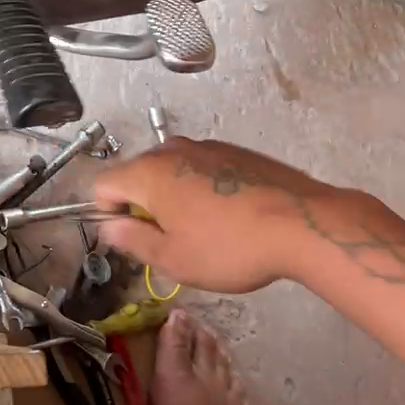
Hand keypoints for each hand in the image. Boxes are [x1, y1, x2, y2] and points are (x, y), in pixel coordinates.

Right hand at [93, 138, 367, 293]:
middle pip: (136, 174)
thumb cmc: (230, 246)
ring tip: (205, 229)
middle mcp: (168, 150)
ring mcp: (202, 146)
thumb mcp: (175, 259)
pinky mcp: (231, 150)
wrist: (301, 223)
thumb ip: (133, 240)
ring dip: (173, 195)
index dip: (108, 212)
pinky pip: (199, 166)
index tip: (136, 237)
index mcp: (147, 173)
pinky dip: (201, 187)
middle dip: (142, 204)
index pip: (103, 183)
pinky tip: (230, 214)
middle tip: (172, 240)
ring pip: (169, 169)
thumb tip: (108, 227)